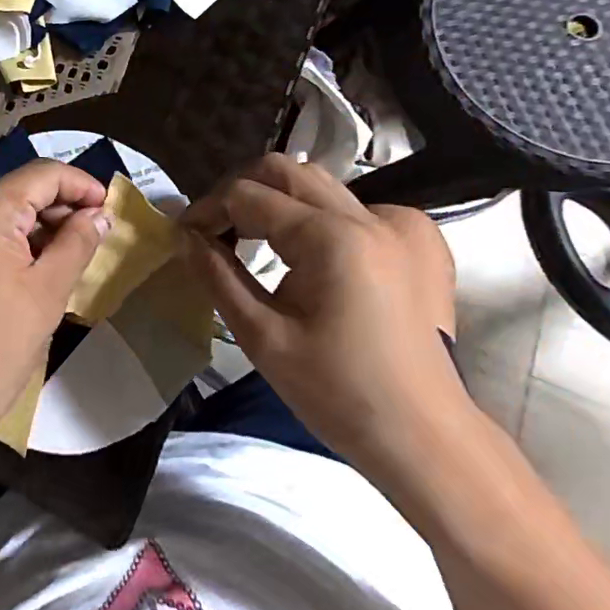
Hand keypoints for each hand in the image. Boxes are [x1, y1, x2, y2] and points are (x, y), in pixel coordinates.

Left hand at [0, 160, 113, 461]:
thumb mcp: (47, 293)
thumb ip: (77, 243)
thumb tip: (99, 214)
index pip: (41, 173)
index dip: (80, 184)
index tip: (109, 208)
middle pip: (15, 187)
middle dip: (56, 205)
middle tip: (91, 237)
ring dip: (30, 223)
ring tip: (64, 255)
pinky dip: (2, 236)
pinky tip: (25, 265)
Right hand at [179, 153, 470, 469]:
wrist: (426, 438)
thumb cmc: (337, 391)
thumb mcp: (260, 334)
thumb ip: (216, 274)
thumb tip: (183, 235)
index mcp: (332, 239)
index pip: (248, 195)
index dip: (207, 210)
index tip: (184, 236)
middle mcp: (371, 218)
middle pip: (286, 172)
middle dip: (239, 193)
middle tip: (214, 230)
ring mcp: (404, 228)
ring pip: (321, 185)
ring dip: (277, 203)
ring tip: (254, 242)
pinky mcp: (421, 244)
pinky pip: (357, 208)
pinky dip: (321, 218)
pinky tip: (313, 255)